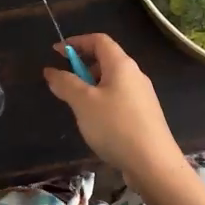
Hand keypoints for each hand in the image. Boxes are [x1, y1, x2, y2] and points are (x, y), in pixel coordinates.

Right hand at [44, 33, 184, 186]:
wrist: (153, 164)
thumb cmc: (115, 126)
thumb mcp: (83, 103)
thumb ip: (66, 84)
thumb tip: (51, 71)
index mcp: (121, 64)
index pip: (99, 40)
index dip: (76, 42)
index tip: (57, 52)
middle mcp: (135, 74)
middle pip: (106, 60)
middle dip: (83, 66)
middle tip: (66, 84)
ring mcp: (142, 95)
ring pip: (112, 81)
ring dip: (92, 87)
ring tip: (78, 107)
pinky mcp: (145, 115)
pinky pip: (119, 98)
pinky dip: (103, 102)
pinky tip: (97, 124)